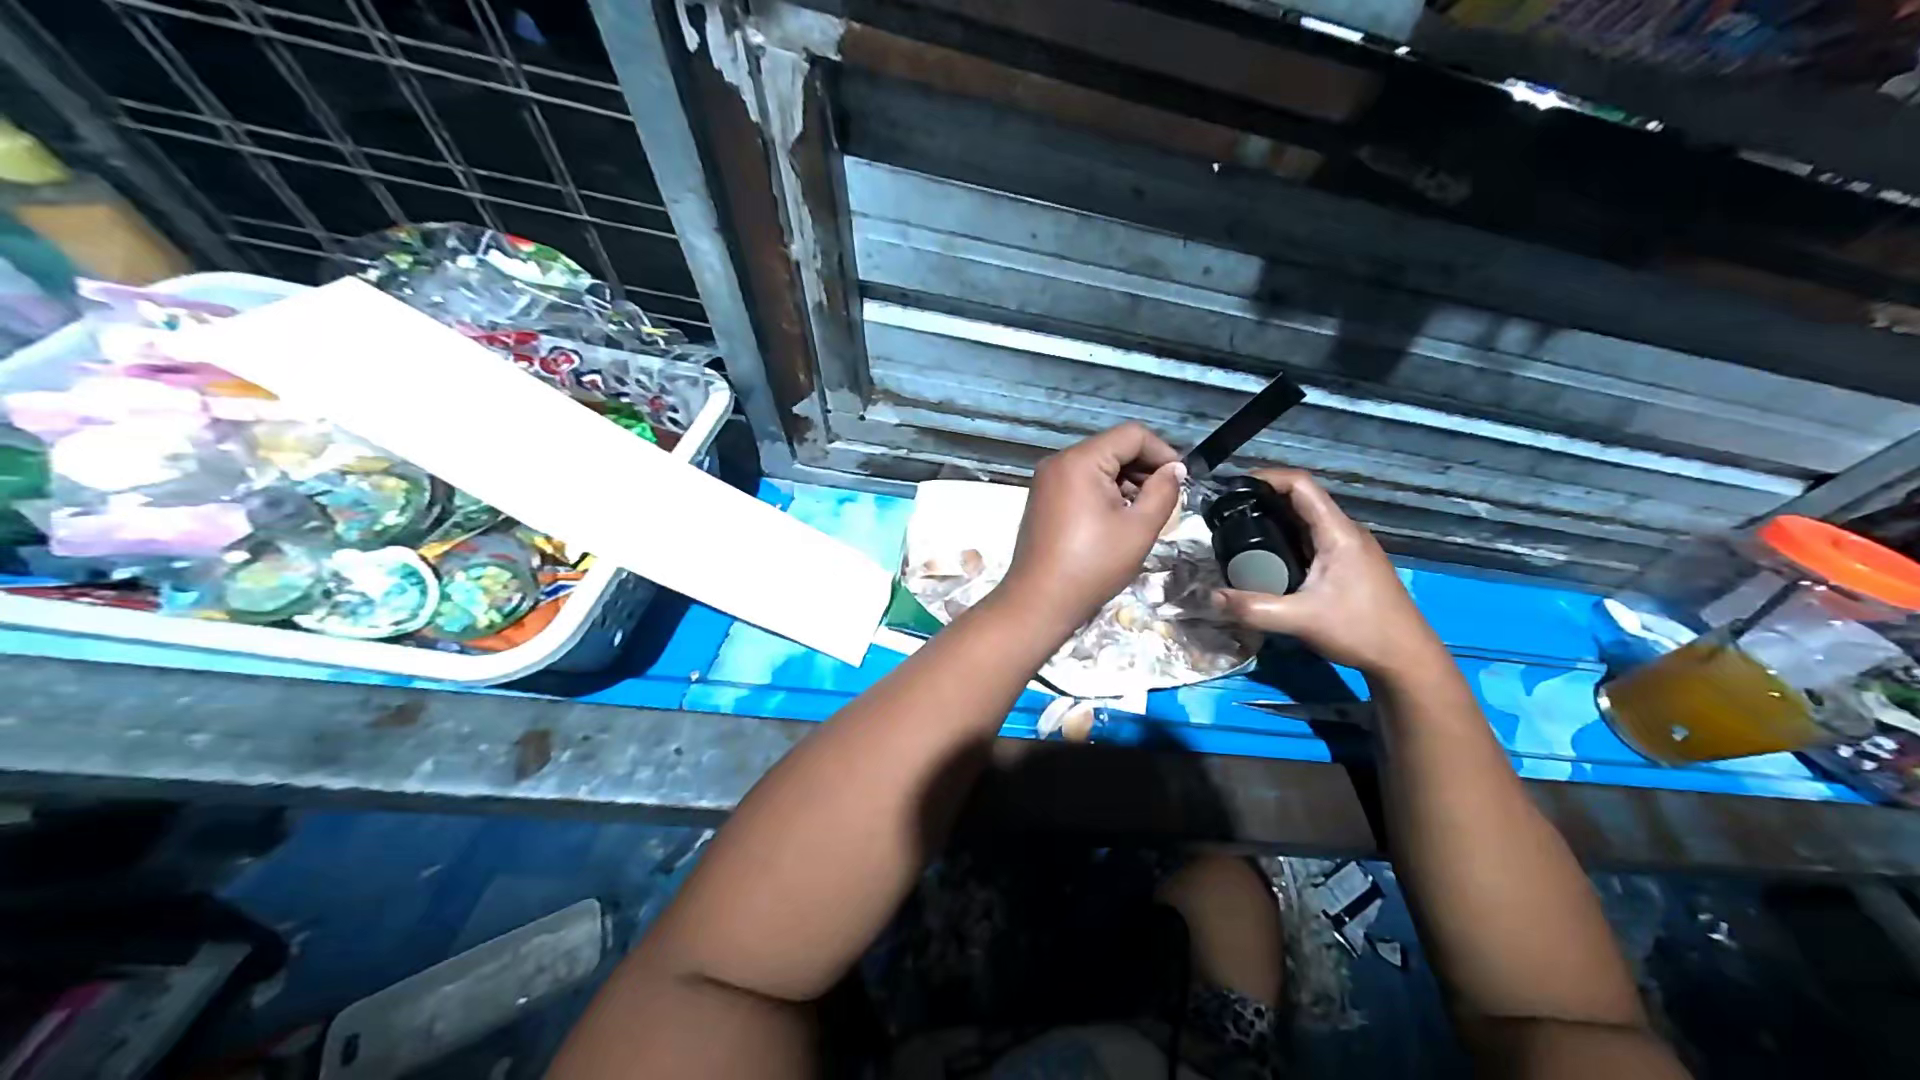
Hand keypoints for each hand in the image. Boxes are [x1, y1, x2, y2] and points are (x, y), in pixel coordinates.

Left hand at [1001, 423, 1185, 635]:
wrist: (1039, 601)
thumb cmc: (1092, 565)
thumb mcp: (1139, 528)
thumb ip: (1163, 492)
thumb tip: (1175, 470)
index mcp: (1080, 460)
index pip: (1132, 435)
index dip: (1162, 452)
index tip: (1181, 480)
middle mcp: (1059, 462)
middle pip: (1113, 447)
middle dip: (1144, 469)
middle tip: (1165, 501)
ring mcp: (1047, 480)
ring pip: (1098, 466)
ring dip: (1126, 483)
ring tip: (1143, 515)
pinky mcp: (1043, 499)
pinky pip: (1081, 482)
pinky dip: (1104, 493)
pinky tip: (1117, 520)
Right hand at [1210, 468, 1446, 680]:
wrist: (1407, 659)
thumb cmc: (1360, 630)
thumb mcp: (1300, 620)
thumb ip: (1253, 608)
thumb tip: (1211, 598)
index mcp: (1337, 533)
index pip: (1301, 485)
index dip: (1267, 477)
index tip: (1234, 487)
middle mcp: (1346, 533)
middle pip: (1301, 500)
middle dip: (1263, 500)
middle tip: (1228, 515)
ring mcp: (1351, 548)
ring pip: (1306, 521)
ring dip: (1274, 521)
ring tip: (1240, 534)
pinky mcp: (1350, 564)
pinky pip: (1312, 539)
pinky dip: (1287, 539)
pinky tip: (1268, 560)